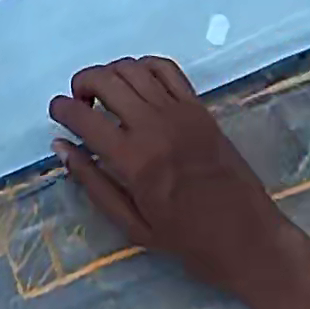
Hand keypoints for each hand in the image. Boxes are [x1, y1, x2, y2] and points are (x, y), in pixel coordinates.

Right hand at [49, 57, 300, 294]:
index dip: (60, 109)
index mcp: (134, 160)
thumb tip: (60, 146)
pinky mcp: (198, 107)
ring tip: (107, 94)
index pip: (82, 117)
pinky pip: (165, 68)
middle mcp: (153, 127)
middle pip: (103, 80)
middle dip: (80, 84)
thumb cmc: (189, 240)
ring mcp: (178, 112)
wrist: (252, 241)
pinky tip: (137, 84)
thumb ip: (92, 182)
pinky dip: (143, 66)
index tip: (57, 113)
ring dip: (109, 74)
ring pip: (130, 68)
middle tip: (81, 103)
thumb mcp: (132, 225)